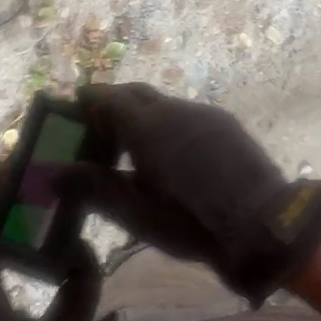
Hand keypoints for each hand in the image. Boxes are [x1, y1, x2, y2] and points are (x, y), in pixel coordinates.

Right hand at [77, 83, 320, 305]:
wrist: (264, 225)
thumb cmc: (191, 222)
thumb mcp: (136, 213)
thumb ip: (94, 189)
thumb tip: (56, 174)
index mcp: (146, 125)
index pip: (106, 98)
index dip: (87, 104)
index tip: (73, 114)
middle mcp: (173, 109)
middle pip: (134, 95)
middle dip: (113, 106)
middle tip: (98, 133)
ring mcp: (203, 114)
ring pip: (163, 105)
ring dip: (143, 119)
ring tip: (134, 153)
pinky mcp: (225, 125)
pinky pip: (186, 117)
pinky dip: (169, 128)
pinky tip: (172, 160)